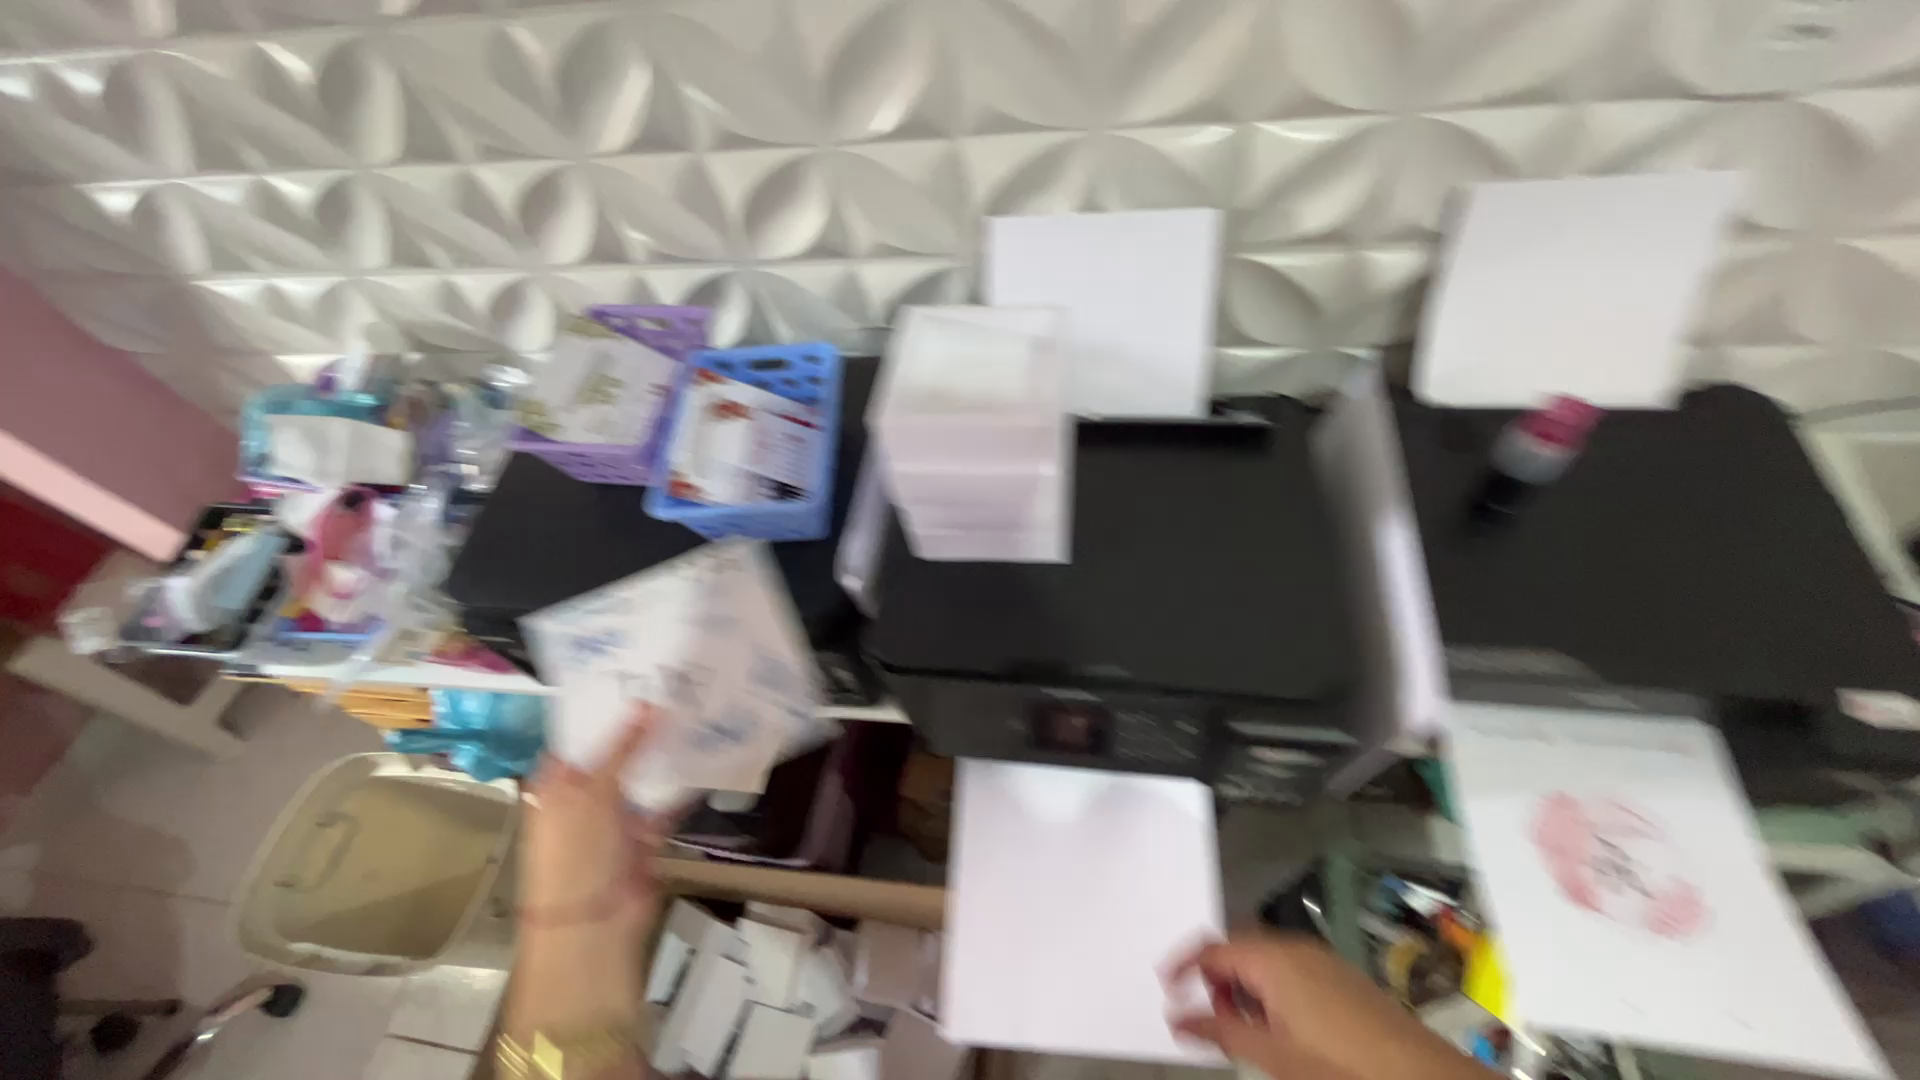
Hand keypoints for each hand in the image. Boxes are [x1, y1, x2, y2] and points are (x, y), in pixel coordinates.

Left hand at [508, 704, 678, 1038]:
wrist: (594, 924)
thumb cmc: (576, 853)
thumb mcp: (592, 792)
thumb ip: (622, 746)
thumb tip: (648, 703)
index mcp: (558, 783)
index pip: (580, 736)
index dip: (605, 708)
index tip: (638, 676)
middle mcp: (586, 794)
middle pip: (617, 752)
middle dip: (644, 726)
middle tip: (677, 685)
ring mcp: (618, 815)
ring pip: (645, 773)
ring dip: (667, 751)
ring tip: (697, 709)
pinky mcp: (647, 833)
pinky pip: (667, 800)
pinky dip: (685, 782)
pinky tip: (708, 753)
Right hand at [1164, 932, 1491, 1079]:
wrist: (1423, 1078)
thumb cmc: (1343, 1067)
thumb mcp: (1272, 1055)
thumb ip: (1220, 1032)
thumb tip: (1177, 1020)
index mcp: (1272, 959)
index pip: (1211, 949)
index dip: (1184, 967)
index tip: (1167, 987)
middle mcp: (1294, 948)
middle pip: (1238, 950)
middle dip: (1218, 982)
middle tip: (1217, 1023)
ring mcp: (1322, 959)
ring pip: (1265, 961)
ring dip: (1247, 990)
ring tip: (1251, 1034)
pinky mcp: (1342, 975)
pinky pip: (1291, 970)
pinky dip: (1273, 992)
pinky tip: (1286, 1032)